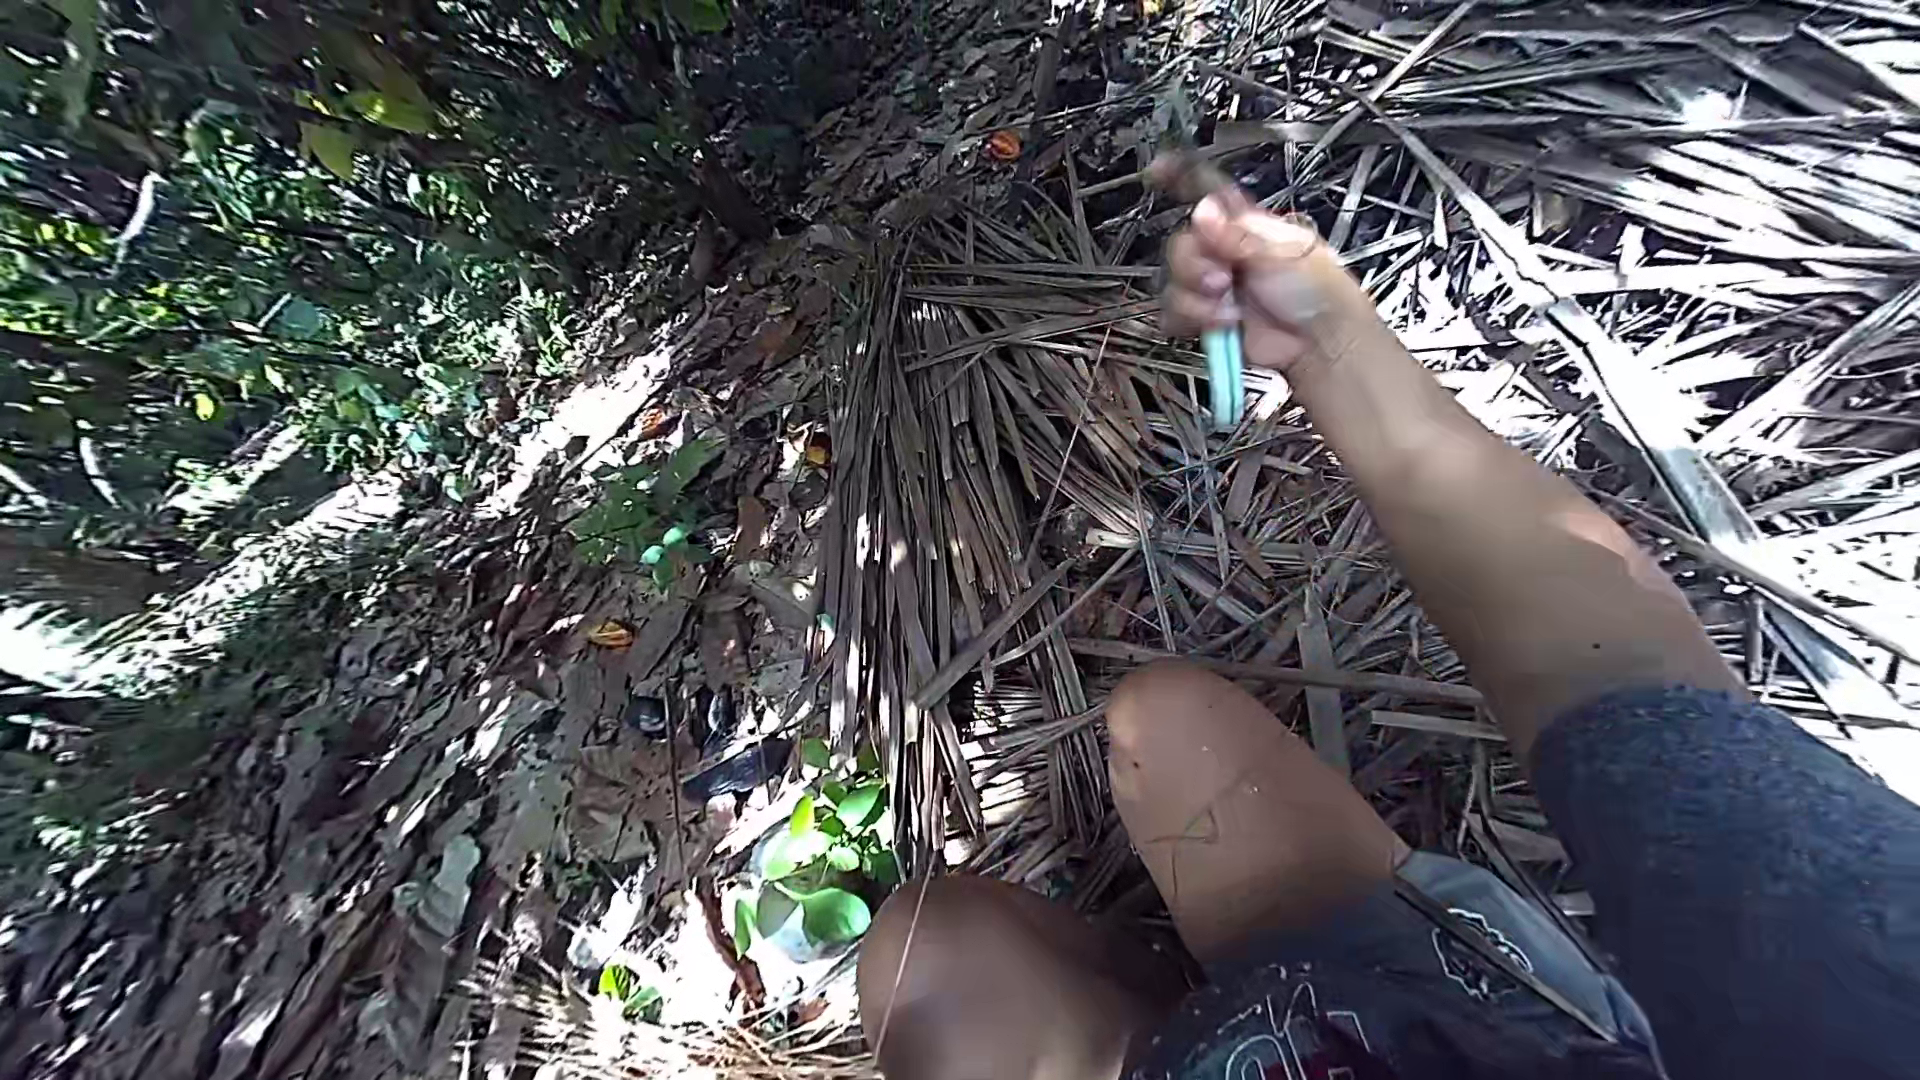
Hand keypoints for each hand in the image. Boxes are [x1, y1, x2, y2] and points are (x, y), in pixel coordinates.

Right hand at [1161, 190, 1373, 380]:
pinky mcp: (1205, 319)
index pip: (1208, 194)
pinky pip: (1174, 315)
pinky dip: (1191, 320)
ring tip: (1228, 310)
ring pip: (1174, 285)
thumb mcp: (1281, 251)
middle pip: (1181, 247)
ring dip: (1197, 301)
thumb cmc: (1318, 292)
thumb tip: (1203, 212)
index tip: (1157, 170)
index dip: (1180, 180)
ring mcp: (1213, 288)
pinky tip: (1217, 323)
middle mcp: (1225, 254)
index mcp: (1245, 226)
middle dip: (1195, 268)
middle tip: (1222, 280)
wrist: (1317, 342)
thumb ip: (1236, 235)